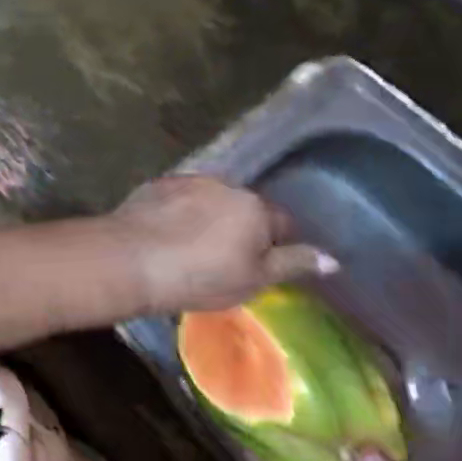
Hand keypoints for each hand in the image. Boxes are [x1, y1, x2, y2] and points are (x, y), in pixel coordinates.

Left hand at [108, 176, 336, 312]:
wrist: (130, 258)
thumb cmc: (199, 275)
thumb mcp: (254, 279)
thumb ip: (292, 263)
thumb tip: (331, 259)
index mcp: (254, 206)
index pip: (281, 222)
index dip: (275, 245)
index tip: (259, 266)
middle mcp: (222, 184)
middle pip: (243, 206)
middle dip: (240, 226)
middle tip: (223, 258)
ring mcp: (184, 181)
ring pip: (209, 200)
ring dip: (207, 216)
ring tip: (192, 245)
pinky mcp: (153, 186)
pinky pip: (177, 199)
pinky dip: (178, 212)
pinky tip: (166, 233)